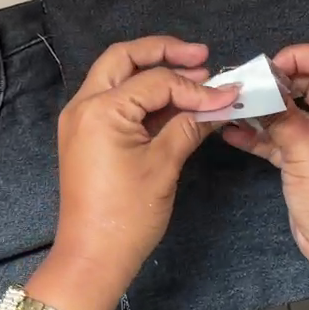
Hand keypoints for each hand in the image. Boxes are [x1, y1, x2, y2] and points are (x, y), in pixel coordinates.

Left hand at [40, 37, 235, 309]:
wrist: (93, 257)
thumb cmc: (128, 214)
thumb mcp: (164, 165)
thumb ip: (189, 126)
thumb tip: (220, 103)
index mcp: (100, 109)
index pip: (154, 80)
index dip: (194, 86)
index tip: (227, 93)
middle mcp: (83, 105)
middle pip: (124, 58)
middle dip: (163, 52)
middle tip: (201, 57)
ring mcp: (81, 119)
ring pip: (117, 77)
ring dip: (154, 73)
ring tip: (197, 79)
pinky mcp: (86, 135)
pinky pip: (115, 102)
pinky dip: (144, 97)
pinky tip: (176, 103)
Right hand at [221, 43, 308, 278]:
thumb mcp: (305, 145)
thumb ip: (277, 112)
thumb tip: (254, 87)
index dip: (296, 57)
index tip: (264, 70)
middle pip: (308, 82)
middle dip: (274, 83)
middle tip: (242, 87)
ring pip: (292, 111)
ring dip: (264, 109)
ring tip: (230, 106)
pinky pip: (284, 138)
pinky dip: (261, 135)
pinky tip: (232, 132)